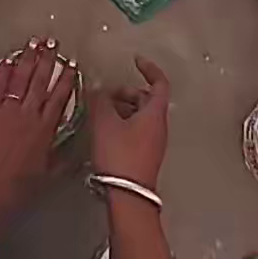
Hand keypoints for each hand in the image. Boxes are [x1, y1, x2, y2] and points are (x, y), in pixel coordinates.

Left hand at [0, 38, 73, 223]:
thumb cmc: (13, 192)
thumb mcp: (46, 176)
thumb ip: (62, 159)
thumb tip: (76, 151)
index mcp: (45, 131)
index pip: (59, 98)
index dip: (66, 79)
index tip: (71, 65)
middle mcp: (27, 117)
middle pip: (40, 82)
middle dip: (47, 60)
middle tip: (53, 43)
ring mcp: (5, 113)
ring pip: (20, 79)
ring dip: (27, 59)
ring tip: (33, 43)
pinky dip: (1, 72)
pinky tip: (6, 60)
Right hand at [87, 56, 171, 186]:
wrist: (128, 197)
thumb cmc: (120, 155)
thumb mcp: (105, 123)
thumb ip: (100, 101)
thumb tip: (98, 90)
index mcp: (154, 113)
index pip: (159, 83)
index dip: (149, 69)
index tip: (135, 61)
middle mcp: (159, 126)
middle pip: (147, 99)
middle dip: (127, 92)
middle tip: (106, 95)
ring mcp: (154, 142)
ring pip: (140, 115)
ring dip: (122, 108)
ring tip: (101, 112)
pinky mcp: (145, 155)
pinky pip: (136, 130)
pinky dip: (123, 122)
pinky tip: (105, 130)